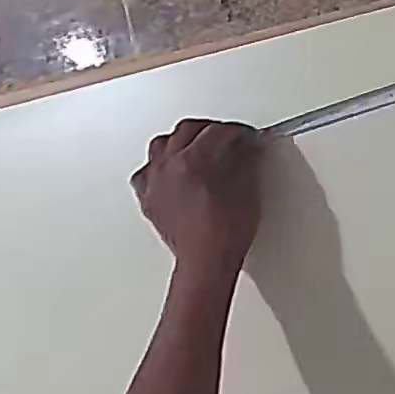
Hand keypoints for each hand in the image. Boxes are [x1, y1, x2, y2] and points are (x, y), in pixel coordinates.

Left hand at [131, 119, 266, 272]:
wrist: (206, 264)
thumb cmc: (224, 236)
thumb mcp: (247, 191)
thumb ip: (245, 162)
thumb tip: (246, 150)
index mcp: (193, 161)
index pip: (218, 132)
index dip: (237, 132)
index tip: (246, 136)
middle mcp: (168, 167)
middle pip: (187, 130)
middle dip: (211, 130)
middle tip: (228, 136)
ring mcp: (155, 183)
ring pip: (162, 145)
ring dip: (182, 141)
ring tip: (198, 146)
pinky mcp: (149, 199)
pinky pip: (147, 171)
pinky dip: (160, 165)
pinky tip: (171, 169)